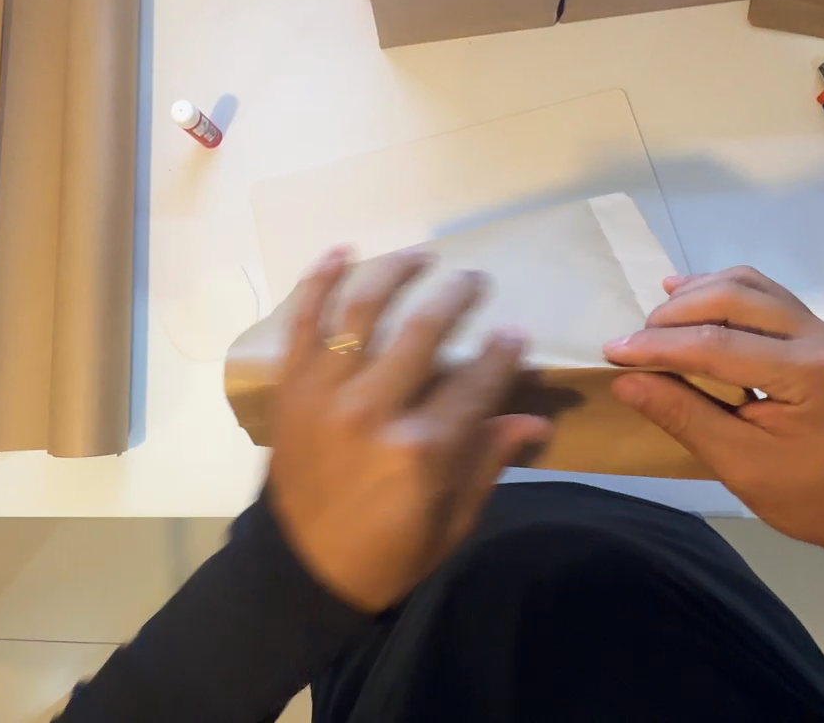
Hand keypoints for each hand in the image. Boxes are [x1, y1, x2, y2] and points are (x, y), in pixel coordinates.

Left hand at [267, 247, 552, 612]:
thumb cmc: (385, 552)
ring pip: (363, 310)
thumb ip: (488, 461)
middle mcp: (372, 408)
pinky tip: (342, 252)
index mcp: (420, 449)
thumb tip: (533, 419)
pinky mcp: (290, 384)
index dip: (501, 352)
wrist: (299, 570)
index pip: (475, 382)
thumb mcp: (451, 522)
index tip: (514, 332)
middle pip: (425, 331)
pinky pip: (302, 320)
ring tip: (421, 256)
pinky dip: (319, 281)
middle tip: (475, 281)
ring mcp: (324, 390)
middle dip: (458, 296)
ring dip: (396, 272)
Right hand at [605, 266, 823, 559]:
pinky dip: (719, 292)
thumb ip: (682, 415)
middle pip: (734, 297)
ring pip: (748, 285)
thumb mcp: (742, 466)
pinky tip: (687, 298)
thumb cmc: (814, 498)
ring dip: (695, 296)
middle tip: (636, 342)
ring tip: (656, 322)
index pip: (719, 343)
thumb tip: (624, 380)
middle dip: (674, 315)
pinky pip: (762, 294)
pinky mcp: (818, 332)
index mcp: (813, 375)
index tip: (612, 352)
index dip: (658, 346)